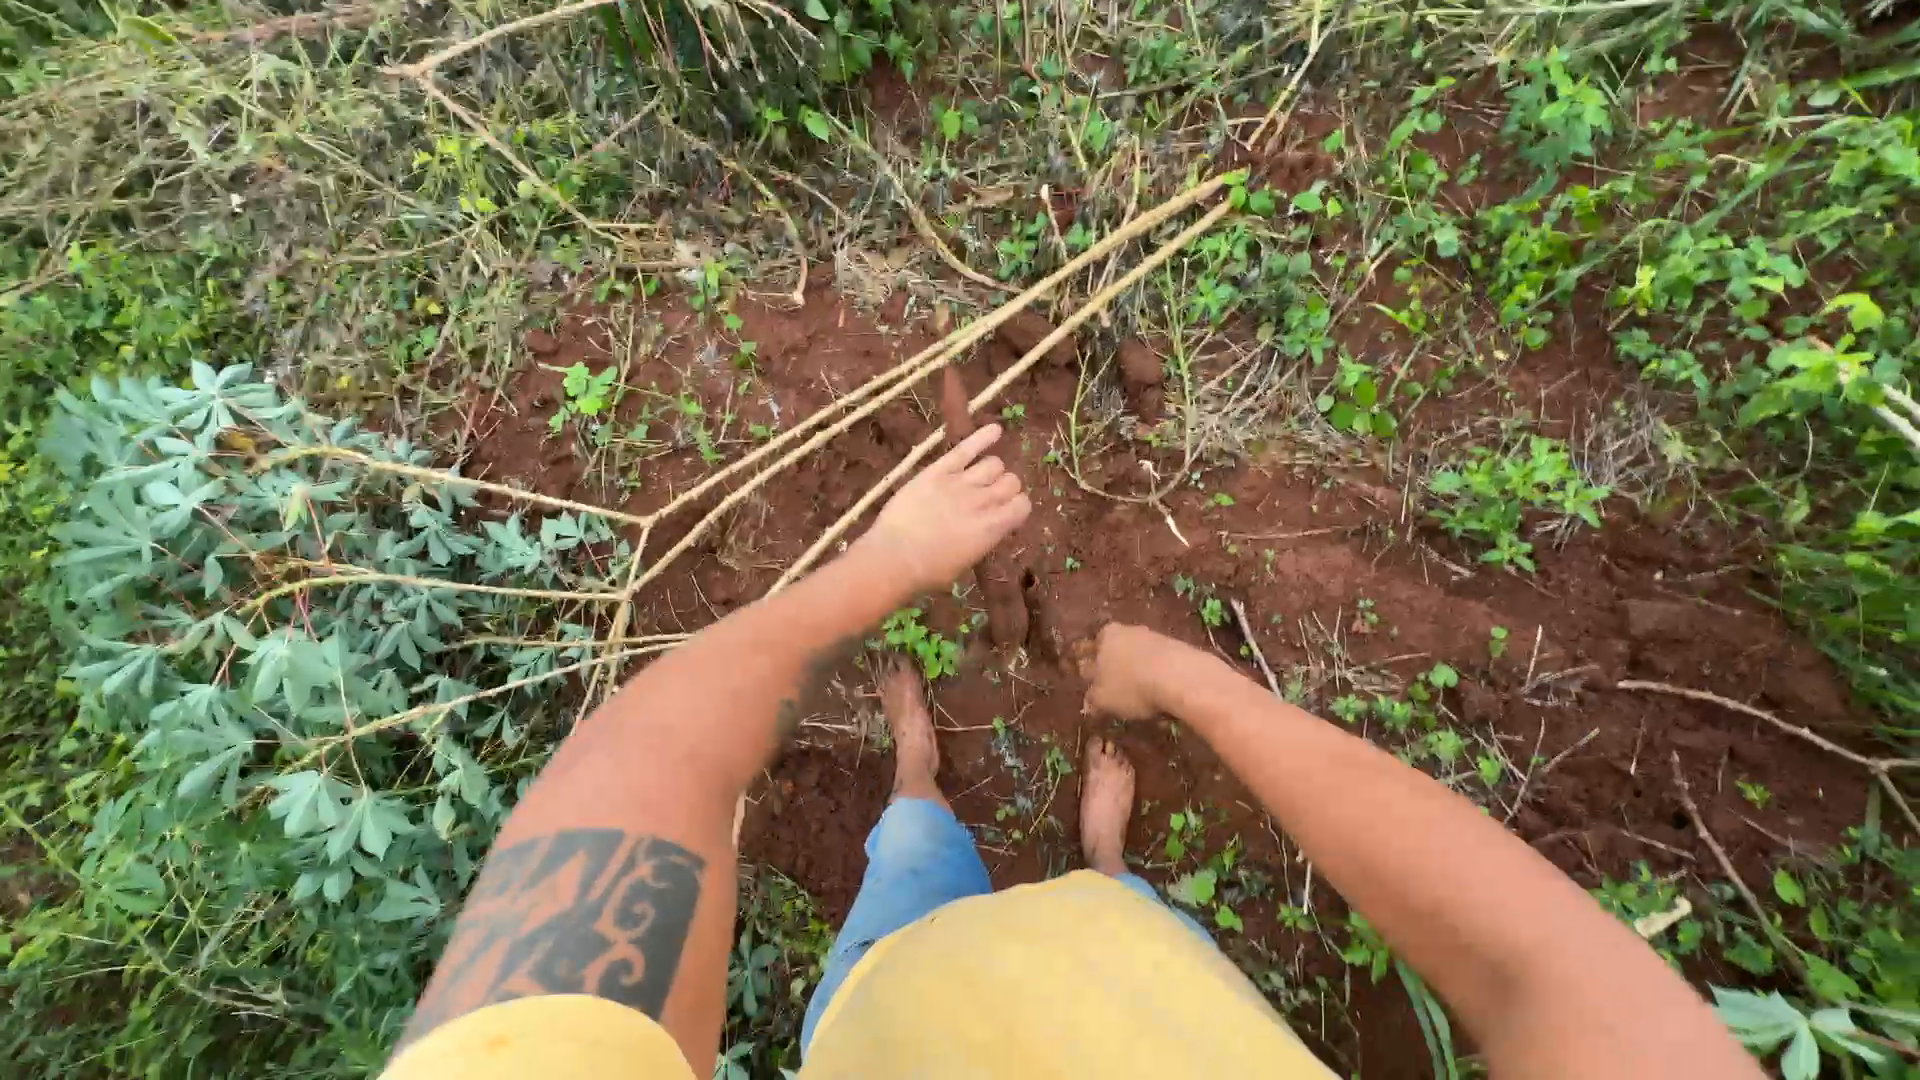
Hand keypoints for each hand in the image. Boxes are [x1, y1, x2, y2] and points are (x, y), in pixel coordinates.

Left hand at [857, 423, 1029, 595]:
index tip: (1005, 512)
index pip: (1022, 505)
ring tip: (981, 476)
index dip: (1016, 506)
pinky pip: (966, 449)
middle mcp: (983, 502)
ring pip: (994, 464)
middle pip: (1011, 482)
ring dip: (992, 470)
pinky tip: (995, 430)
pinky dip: (983, 437)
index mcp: (993, 528)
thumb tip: (989, 526)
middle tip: (991, 496)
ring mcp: (961, 483)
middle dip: (1005, 487)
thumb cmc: (929, 571)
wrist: (894, 558)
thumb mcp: (966, 561)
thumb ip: (983, 538)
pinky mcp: (938, 471)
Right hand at [1077, 623, 1181, 720]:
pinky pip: (1160, 663)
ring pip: (1139, 656)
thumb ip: (1093, 698)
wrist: (1180, 676)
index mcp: (1105, 636)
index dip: (1091, 669)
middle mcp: (1128, 630)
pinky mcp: (1177, 647)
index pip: (1091, 650)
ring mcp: (1154, 636)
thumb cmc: (1131, 686)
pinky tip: (1161, 692)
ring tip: (1141, 696)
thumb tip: (1089, 700)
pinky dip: (1158, 675)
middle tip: (1117, 691)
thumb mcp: (1103, 699)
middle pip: (1117, 650)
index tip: (1094, 685)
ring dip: (1138, 672)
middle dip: (1115, 668)